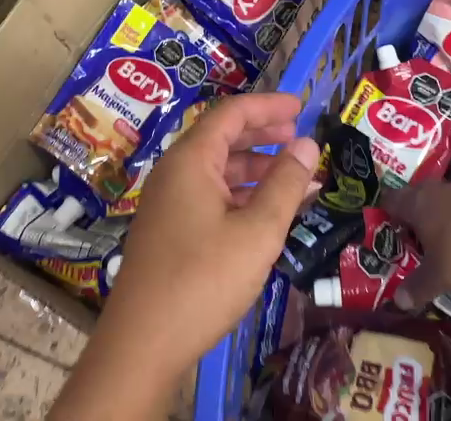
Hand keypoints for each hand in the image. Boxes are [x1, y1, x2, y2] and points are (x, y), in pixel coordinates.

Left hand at [101, 93, 320, 371]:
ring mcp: (168, 203)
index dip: (268, 106)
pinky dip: (241, 196)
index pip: (231, 113)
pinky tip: (267, 214)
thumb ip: (285, 184)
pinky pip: (210, 196)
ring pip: (217, 171)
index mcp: (191, 159)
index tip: (301, 106)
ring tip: (296, 180)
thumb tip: (308, 144)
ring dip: (256, 170)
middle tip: (299, 136)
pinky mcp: (169, 231)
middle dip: (263, 134)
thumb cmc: (203, 279)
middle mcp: (175, 172)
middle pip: (222, 138)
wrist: (142, 343)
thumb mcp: (257, 231)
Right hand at [383, 180, 450, 310]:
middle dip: (410, 213)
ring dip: (434, 213)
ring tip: (434, 236)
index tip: (384, 228)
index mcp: (417, 204)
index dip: (385, 213)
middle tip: (408, 235)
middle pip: (414, 195)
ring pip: (438, 197)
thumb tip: (399, 302)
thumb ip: (417, 287)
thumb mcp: (437, 277)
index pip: (391, 201)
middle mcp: (435, 191)